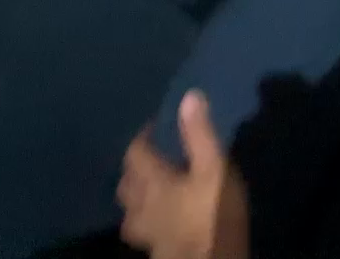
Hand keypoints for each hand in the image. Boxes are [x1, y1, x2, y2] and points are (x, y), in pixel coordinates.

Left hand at [119, 92, 249, 258]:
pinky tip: (164, 221)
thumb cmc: (212, 213)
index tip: (155, 125)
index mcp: (152, 182)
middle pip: (125, 186)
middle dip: (133, 169)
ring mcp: (147, 235)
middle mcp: (142, 208)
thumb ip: (199, 133)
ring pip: (130, 214)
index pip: (135, 154)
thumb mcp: (214, 166)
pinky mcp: (157, 252)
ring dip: (136, 199)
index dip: (142, 137)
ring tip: (152, 191)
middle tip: (151, 157)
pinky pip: (143, 233)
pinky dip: (147, 221)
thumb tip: (188, 95)